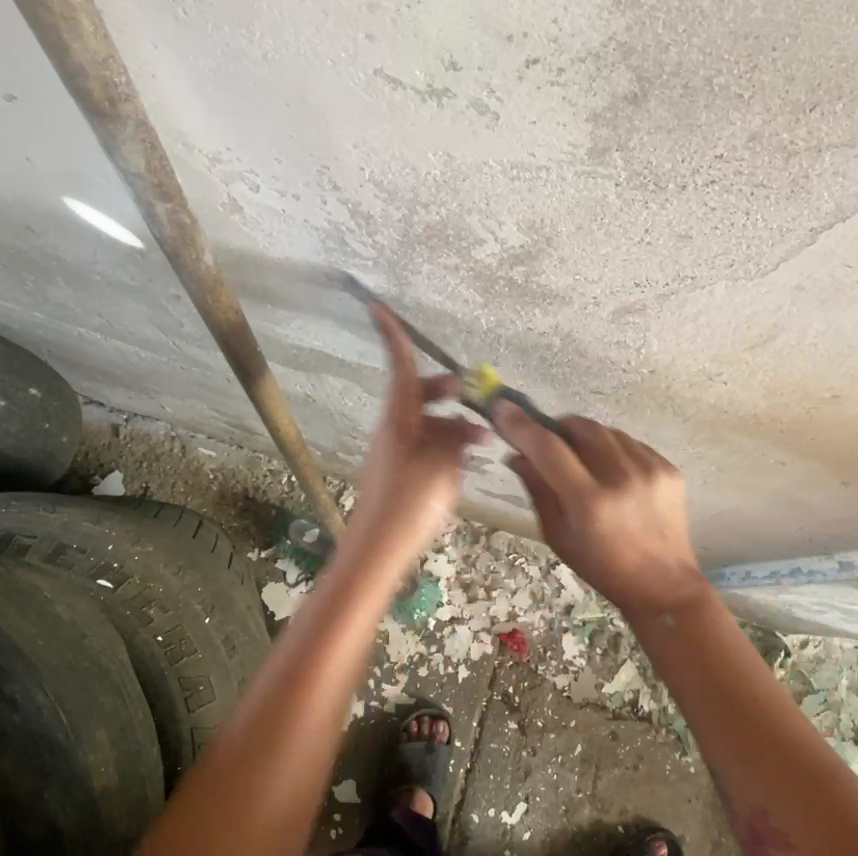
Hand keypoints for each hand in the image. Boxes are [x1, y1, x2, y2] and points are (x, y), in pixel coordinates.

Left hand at [348, 304, 486, 554]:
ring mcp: (393, 453)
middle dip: (444, 390)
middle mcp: (392, 430)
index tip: (378, 307)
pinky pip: (424, 446)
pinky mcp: (397, 473)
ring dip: (451, 424)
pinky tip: (463, 463)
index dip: (392, 336)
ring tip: (480, 440)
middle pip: (417, 394)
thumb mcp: (443, 467)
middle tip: (470, 393)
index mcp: (399, 420)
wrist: (377, 551)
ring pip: (424, 423)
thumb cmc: (409, 504)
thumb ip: (458, 439)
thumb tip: (470, 426)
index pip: (400, 368)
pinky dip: (444, 445)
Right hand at [496, 404, 706, 619]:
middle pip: (580, 427)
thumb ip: (537, 489)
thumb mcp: (558, 535)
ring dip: (587, 439)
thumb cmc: (602, 566)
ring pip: (606, 431)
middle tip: (550, 446)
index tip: (503, 409)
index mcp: (589, 501)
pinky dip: (614, 450)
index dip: (522, 425)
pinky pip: (631, 443)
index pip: (548, 448)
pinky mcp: (668, 467)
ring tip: (585, 464)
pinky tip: (614, 475)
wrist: (663, 584)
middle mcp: (621, 478)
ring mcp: (650, 469)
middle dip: (558, 430)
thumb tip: (516, 454)